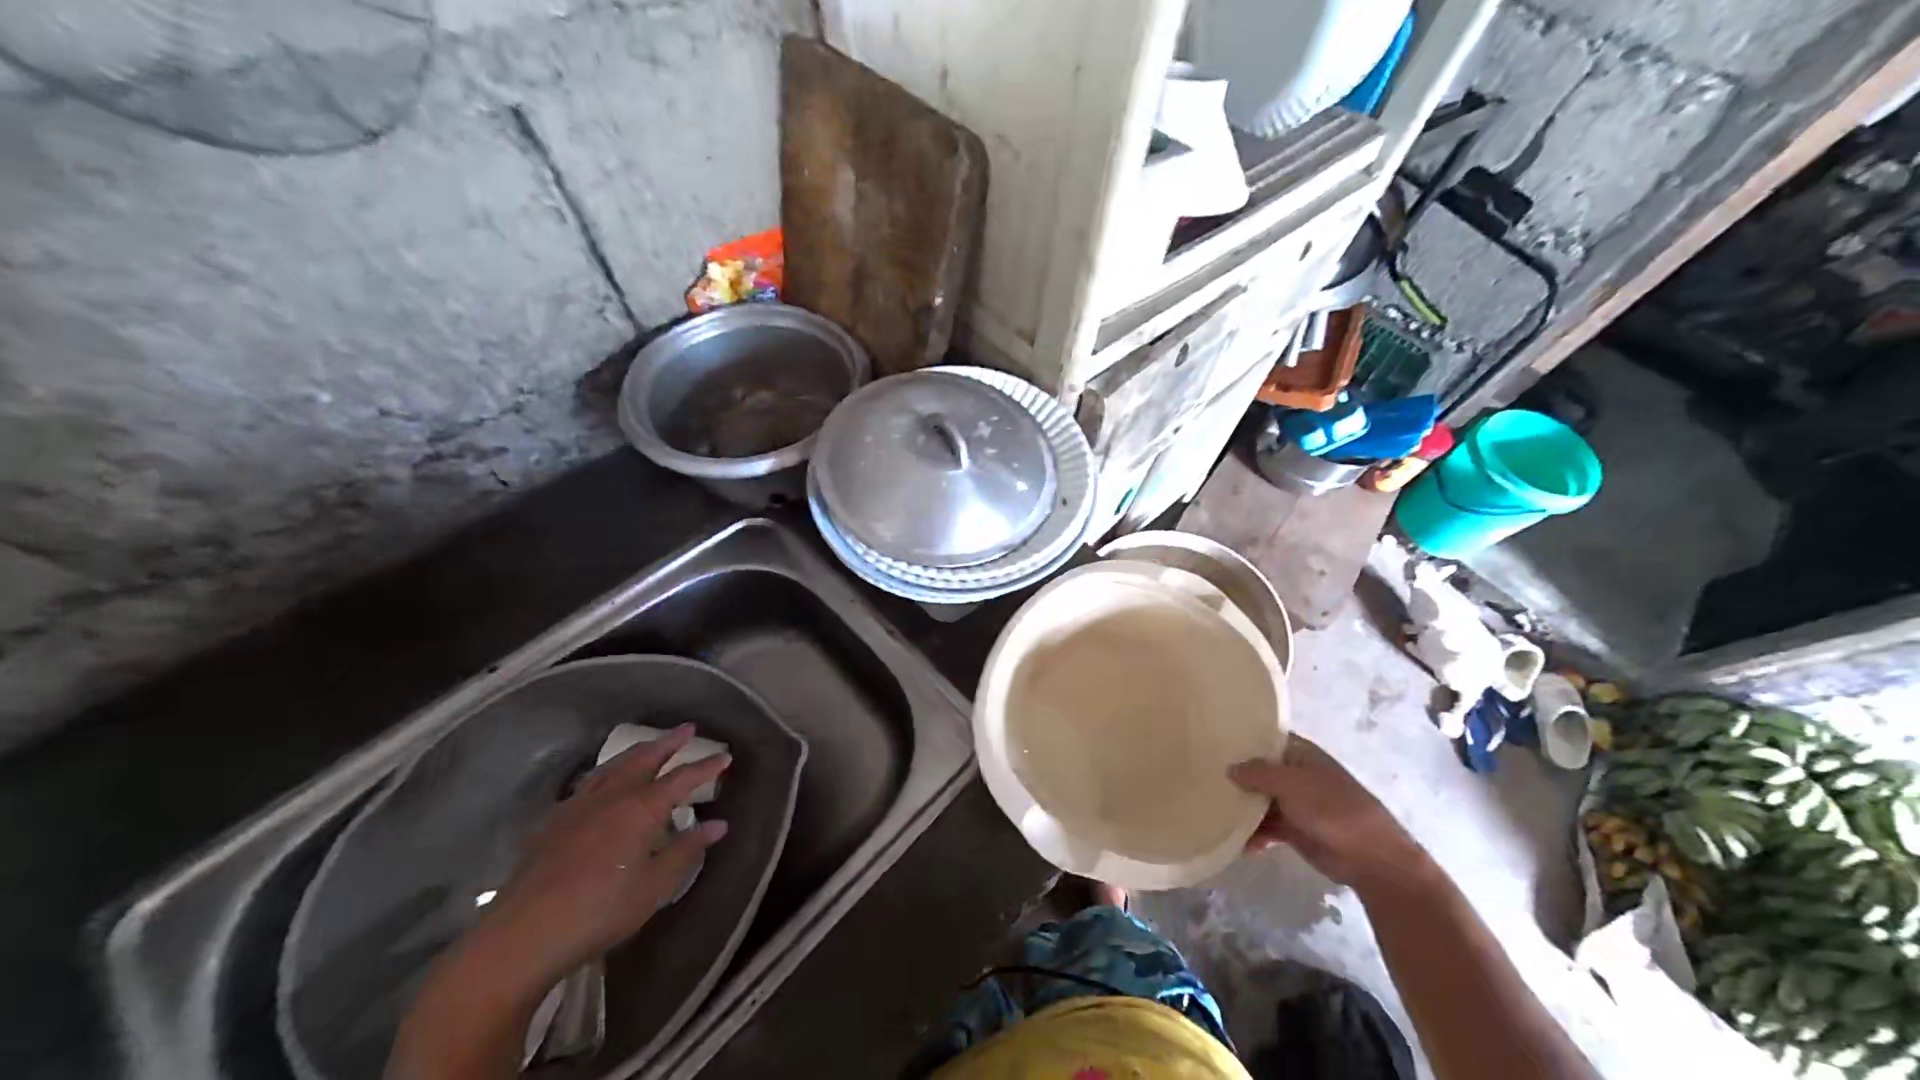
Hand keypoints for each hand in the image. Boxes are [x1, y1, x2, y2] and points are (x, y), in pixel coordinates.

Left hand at [469, 725, 730, 991]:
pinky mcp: (552, 822)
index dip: (706, 768)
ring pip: (613, 766)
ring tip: (650, 745)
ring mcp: (578, 806)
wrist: (523, 935)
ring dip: (637, 752)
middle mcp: (611, 797)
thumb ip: (687, 851)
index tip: (725, 757)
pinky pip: (587, 783)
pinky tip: (604, 782)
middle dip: (669, 742)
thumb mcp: (655, 887)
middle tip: (687, 729)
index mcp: (640, 809)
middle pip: (644, 759)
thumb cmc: (600, 912)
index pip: (682, 780)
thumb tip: (718, 825)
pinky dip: (607, 772)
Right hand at [1229, 737, 1431, 893]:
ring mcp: (1296, 803)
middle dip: (1235, 779)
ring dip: (1242, 810)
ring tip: (1215, 816)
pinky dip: (1254, 835)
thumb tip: (1230, 768)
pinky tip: (1241, 845)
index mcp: (1300, 755)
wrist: (1371, 858)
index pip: (1265, 740)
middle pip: (1258, 772)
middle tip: (1202, 781)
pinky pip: (1267, 828)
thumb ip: (1258, 773)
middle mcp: (1296, 775)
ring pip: (1260, 802)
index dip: (1240, 741)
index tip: (1210, 744)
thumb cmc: (1332, 809)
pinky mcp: (1296, 830)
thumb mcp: (1291, 784)